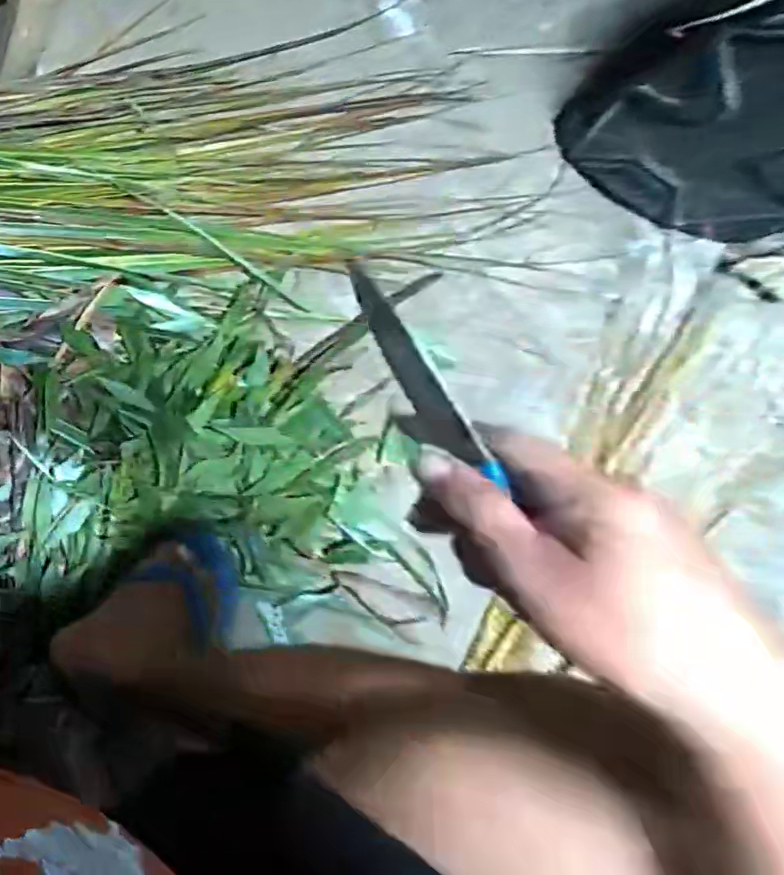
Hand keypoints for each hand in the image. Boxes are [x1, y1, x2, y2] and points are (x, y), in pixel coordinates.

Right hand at [414, 429, 783, 722]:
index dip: (452, 441)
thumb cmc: (618, 630)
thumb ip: (476, 508)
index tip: (409, 454)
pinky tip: (532, 587)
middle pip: (521, 479)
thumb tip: (427, 459)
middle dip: (472, 503)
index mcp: (594, 491)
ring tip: (494, 579)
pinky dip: (537, 549)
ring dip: (502, 534)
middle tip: (435, 536)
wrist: (740, 707)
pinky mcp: (655, 555)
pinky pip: (573, 533)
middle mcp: (622, 495)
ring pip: (544, 510)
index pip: (507, 441)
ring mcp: (644, 526)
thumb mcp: (528, 567)